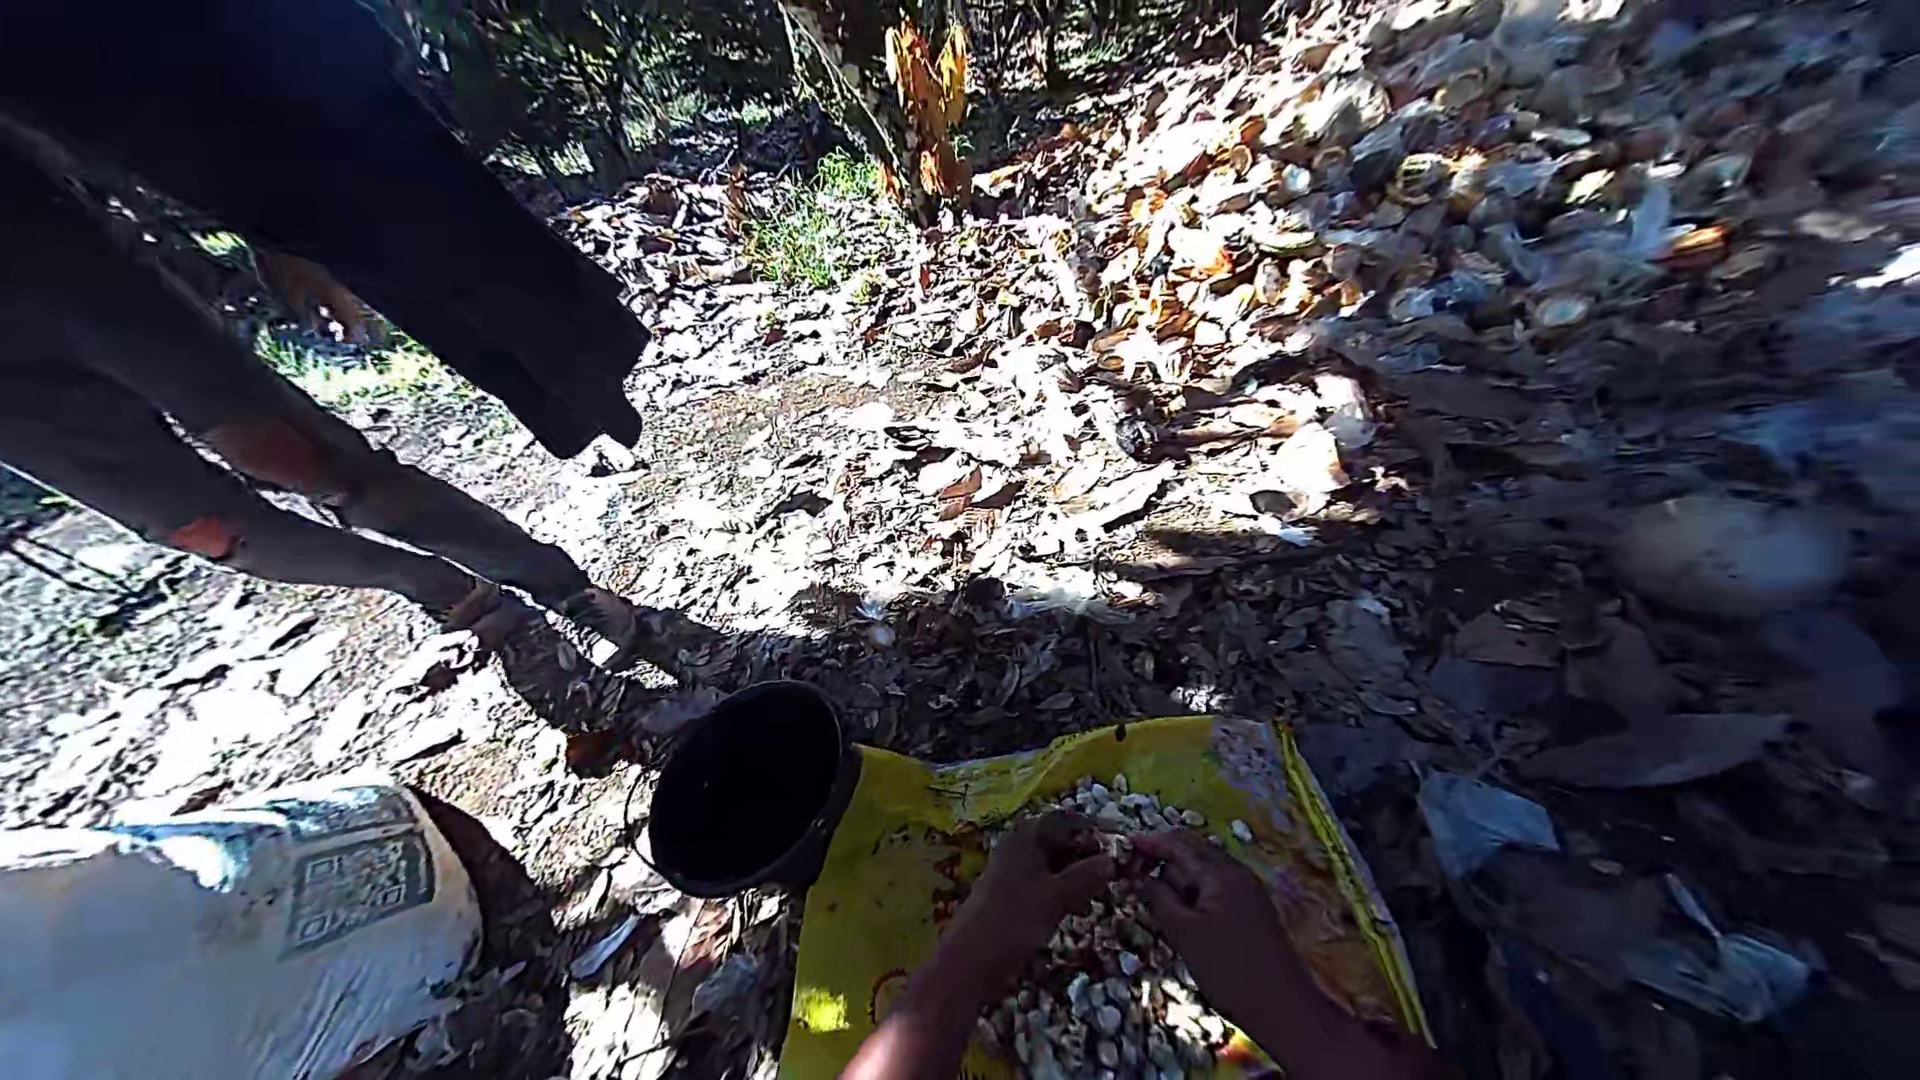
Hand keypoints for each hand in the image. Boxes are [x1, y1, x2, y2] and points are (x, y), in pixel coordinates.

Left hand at [840, 813, 1112, 1079]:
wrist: (970, 959)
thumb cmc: (1014, 919)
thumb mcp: (1056, 897)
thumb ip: (1085, 876)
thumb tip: (1112, 859)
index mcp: (1027, 835)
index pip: (1068, 819)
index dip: (1095, 827)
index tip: (1121, 839)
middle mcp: (1020, 844)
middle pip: (1061, 838)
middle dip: (1088, 853)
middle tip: (1115, 872)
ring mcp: (1014, 867)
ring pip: (1054, 861)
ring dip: (1078, 874)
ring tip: (1098, 895)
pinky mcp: (1012, 890)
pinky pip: (1045, 879)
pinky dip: (1064, 888)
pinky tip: (1078, 908)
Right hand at [1133, 830, 1444, 1079]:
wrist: (1288, 1013)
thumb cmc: (1231, 972)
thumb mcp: (1184, 934)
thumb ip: (1160, 898)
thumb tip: (1146, 877)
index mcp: (1220, 873)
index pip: (1179, 844)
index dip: (1151, 842)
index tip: (1128, 843)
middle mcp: (1237, 872)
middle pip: (1194, 850)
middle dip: (1166, 858)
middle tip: (1140, 871)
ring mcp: (1249, 890)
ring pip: (1205, 868)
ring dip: (1182, 877)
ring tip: (1163, 899)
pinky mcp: (1253, 908)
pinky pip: (1216, 884)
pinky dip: (1197, 890)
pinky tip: (1187, 911)